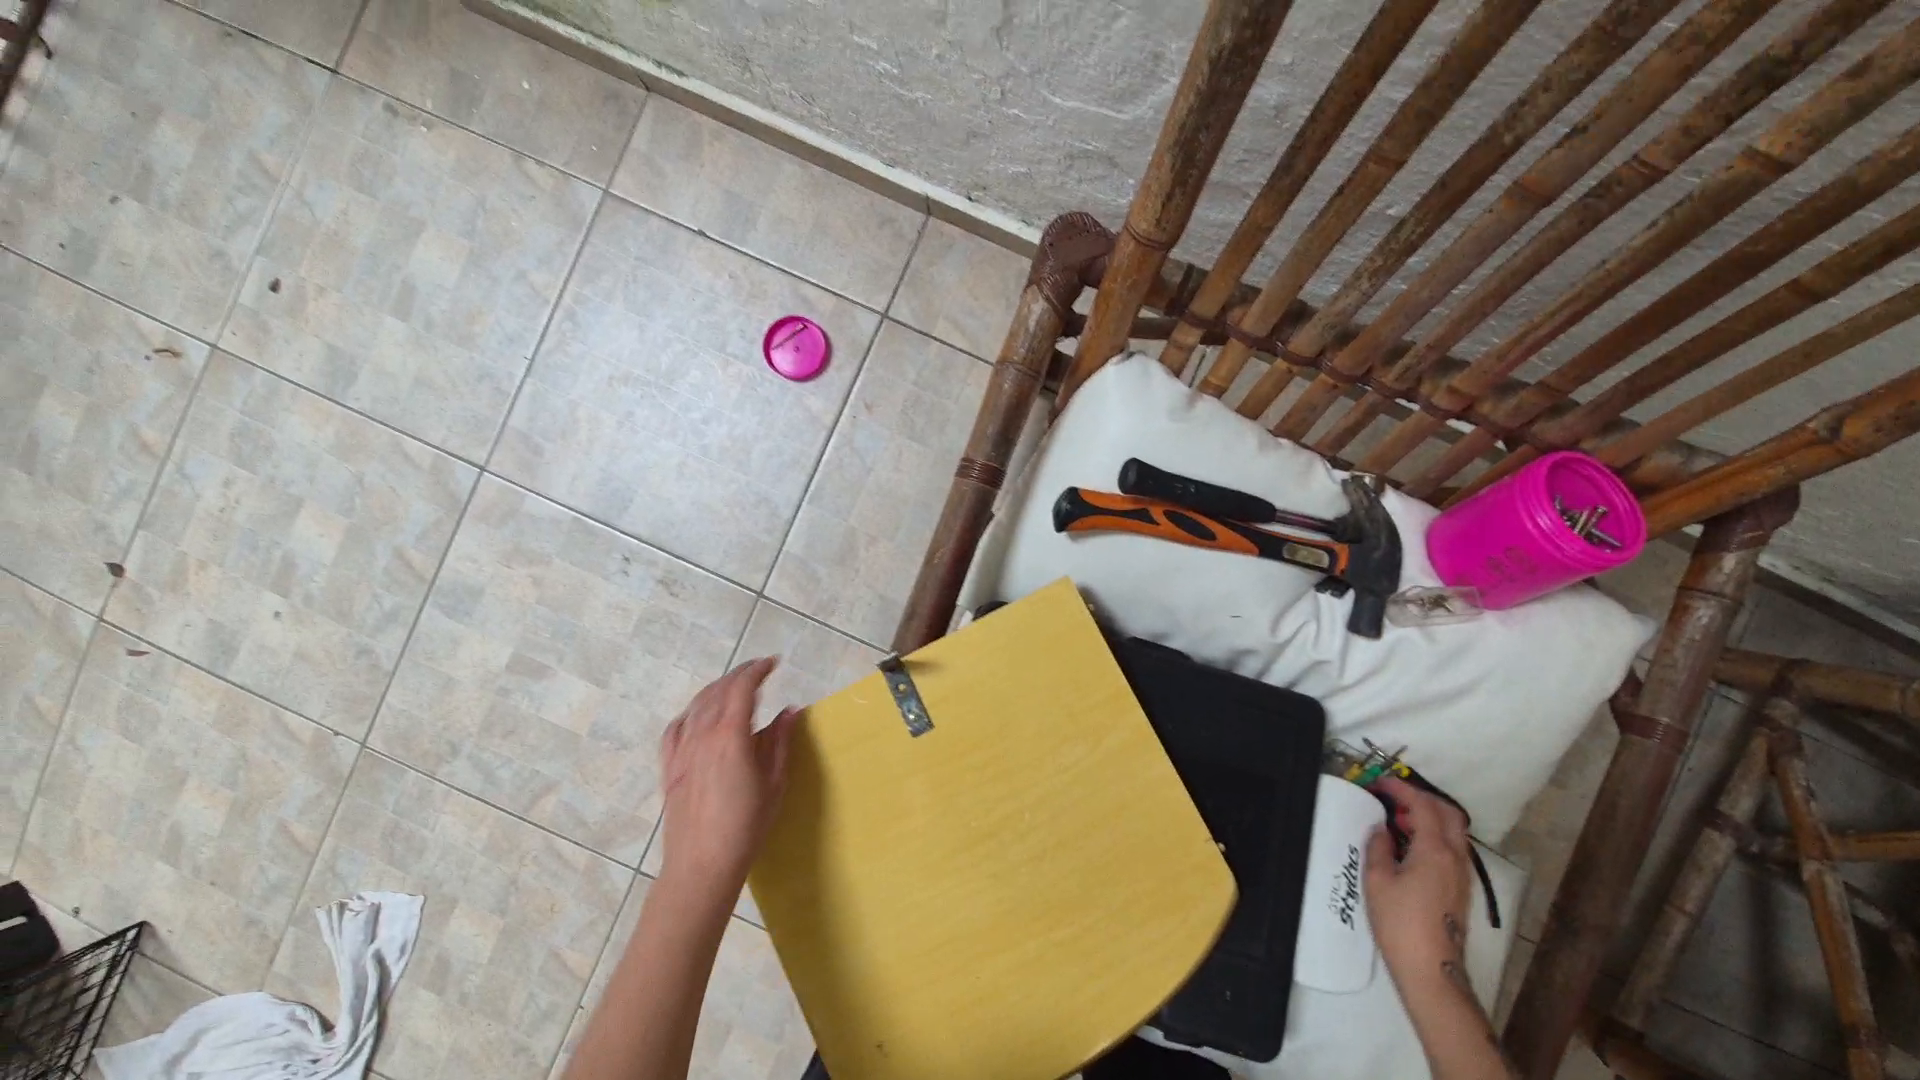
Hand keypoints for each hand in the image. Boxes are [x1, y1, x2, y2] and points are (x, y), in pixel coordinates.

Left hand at [655, 657, 798, 903]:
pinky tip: (699, 715)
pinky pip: (676, 728)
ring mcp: (682, 750)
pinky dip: (691, 712)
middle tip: (759, 671)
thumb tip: (788, 711)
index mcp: (730, 736)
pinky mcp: (669, 767)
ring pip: (697, 705)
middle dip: (739, 675)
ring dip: (717, 689)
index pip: (742, 688)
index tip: (773, 663)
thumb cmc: (746, 826)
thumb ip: (780, 743)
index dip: (758, 670)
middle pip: (718, 691)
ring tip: (734, 686)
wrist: (701, 864)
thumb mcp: (774, 784)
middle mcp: (702, 735)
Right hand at [1364, 775, 1473, 990]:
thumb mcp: (1377, 881)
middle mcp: (1455, 857)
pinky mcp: (1460, 889)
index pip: (1423, 806)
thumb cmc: (1399, 922)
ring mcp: (1462, 874)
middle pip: (1448, 814)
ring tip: (1397, 823)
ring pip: (1453, 832)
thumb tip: (1380, 830)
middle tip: (1393, 799)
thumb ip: (1378, 847)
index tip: (1380, 783)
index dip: (1402, 790)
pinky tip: (1409, 848)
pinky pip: (1450, 849)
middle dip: (1422, 799)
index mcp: (1435, 850)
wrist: (1431, 968)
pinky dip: (1432, 837)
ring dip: (1428, 818)